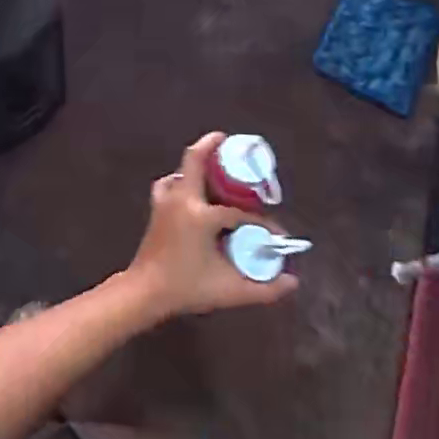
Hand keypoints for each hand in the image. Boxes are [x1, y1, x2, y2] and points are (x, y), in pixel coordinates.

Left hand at [122, 132, 299, 320]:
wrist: (145, 293)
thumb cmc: (187, 289)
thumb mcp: (229, 291)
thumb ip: (264, 289)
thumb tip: (293, 282)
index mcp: (200, 215)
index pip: (239, 213)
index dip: (262, 222)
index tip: (278, 234)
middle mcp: (182, 200)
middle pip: (196, 160)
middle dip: (213, 146)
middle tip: (233, 145)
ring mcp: (166, 201)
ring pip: (181, 170)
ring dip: (198, 163)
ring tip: (217, 167)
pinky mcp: (157, 208)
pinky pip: (169, 183)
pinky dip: (179, 179)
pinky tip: (191, 187)